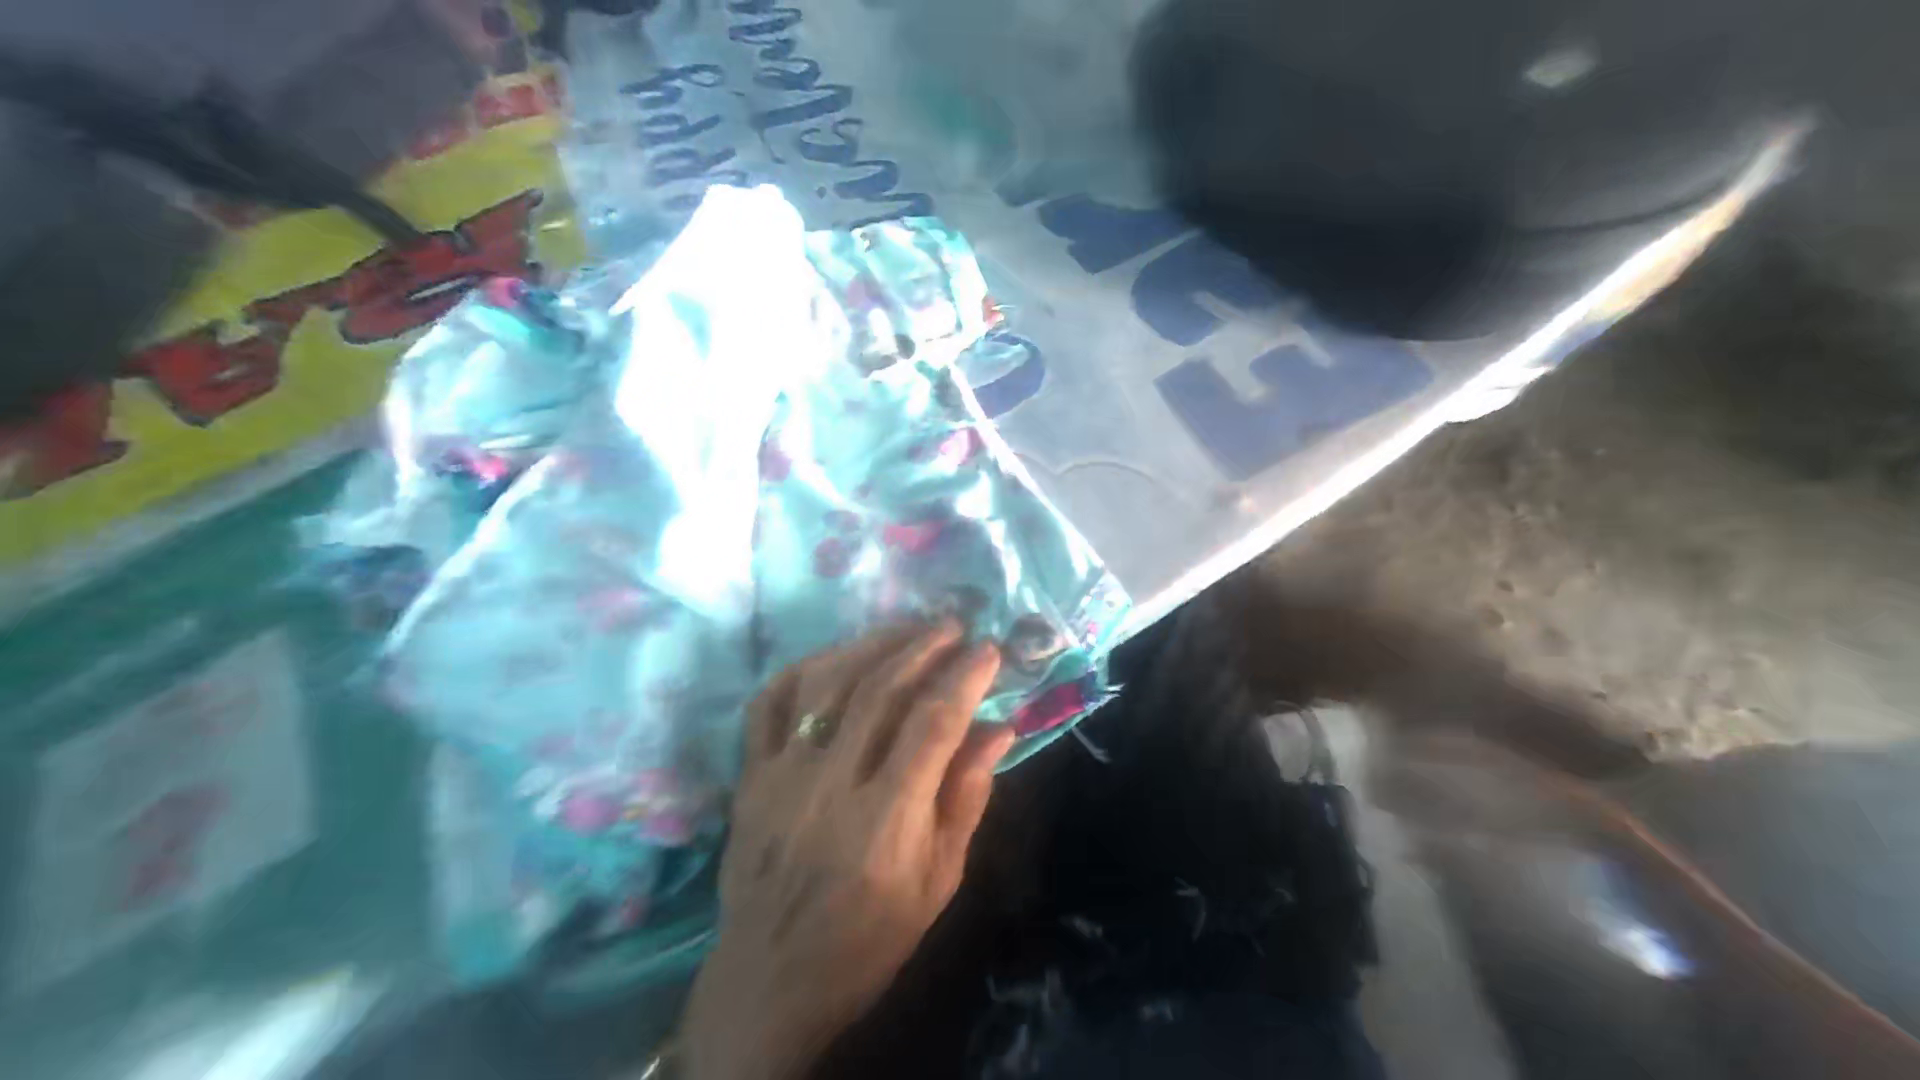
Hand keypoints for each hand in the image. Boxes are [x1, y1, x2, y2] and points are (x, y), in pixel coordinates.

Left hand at [681, 620, 1014, 1079]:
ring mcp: (780, 776)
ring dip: (871, 644)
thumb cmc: (869, 939)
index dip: (965, 677)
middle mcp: (829, 785)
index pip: (932, 724)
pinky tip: (837, 655)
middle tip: (953, 624)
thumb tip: (998, 727)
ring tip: (907, 628)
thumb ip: (966, 799)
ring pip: (825, 684)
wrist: (771, 981)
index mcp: (884, 821)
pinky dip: (803, 669)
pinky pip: (768, 704)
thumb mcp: (938, 882)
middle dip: (923, 646)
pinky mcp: (750, 776)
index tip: (988, 649)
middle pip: (879, 691)